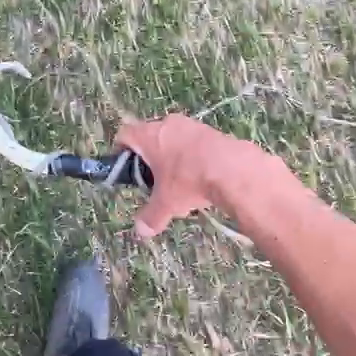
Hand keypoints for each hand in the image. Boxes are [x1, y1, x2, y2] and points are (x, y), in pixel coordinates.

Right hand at [115, 114, 273, 237]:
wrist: (234, 170)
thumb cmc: (189, 181)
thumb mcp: (167, 203)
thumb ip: (152, 216)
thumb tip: (141, 231)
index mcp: (148, 135)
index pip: (125, 134)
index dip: (122, 151)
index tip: (127, 169)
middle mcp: (166, 124)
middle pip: (150, 136)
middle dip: (150, 156)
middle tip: (155, 179)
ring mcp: (190, 125)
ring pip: (173, 138)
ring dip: (173, 155)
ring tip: (182, 180)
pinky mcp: (211, 130)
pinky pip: (194, 141)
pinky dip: (194, 155)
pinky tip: (203, 175)